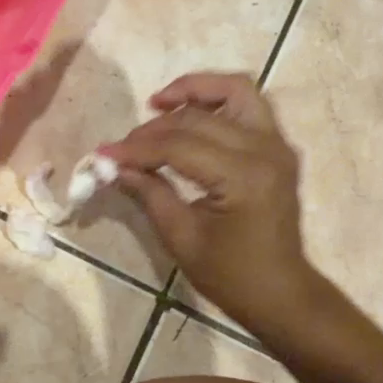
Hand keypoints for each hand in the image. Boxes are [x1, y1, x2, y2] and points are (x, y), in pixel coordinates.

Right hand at [100, 72, 318, 321]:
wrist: (279, 291)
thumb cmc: (228, 274)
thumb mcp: (181, 238)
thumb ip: (150, 194)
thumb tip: (115, 167)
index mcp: (242, 177)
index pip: (179, 146)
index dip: (137, 148)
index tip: (103, 155)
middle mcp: (266, 150)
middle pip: (200, 118)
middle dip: (155, 127)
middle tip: (123, 147)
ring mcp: (277, 145)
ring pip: (234, 92)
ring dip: (193, 93)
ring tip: (158, 104)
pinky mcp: (277, 147)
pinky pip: (247, 106)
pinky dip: (216, 102)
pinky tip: (188, 115)